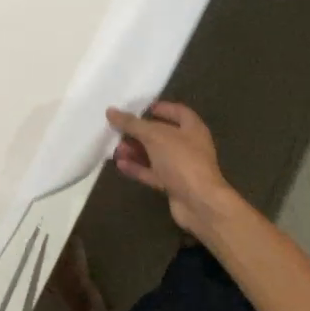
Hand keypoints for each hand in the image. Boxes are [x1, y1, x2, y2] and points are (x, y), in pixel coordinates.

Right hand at [106, 102, 243, 234]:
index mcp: (192, 128)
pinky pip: (152, 173)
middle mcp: (189, 146)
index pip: (177, 111)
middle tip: (119, 131)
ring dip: (135, 151)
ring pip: (155, 155)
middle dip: (139, 133)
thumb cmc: (181, 160)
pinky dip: (137, 168)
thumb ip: (132, 124)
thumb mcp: (154, 136)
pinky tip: (120, 164)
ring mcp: (181, 167)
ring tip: (116, 150)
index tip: (140, 108)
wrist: (199, 202)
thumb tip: (111, 111)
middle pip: (162, 134)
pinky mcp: (173, 185)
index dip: (161, 108)